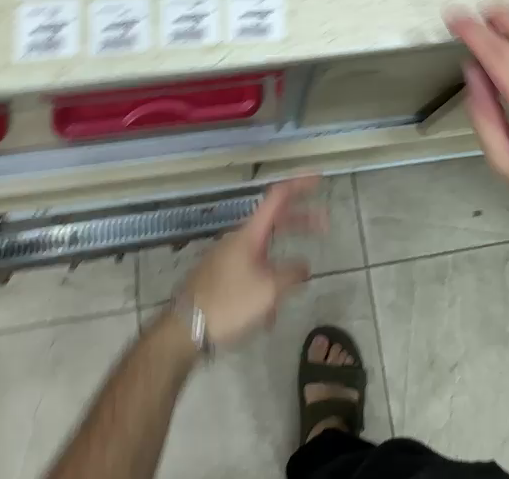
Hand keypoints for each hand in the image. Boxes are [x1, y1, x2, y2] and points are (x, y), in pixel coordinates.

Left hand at [178, 175, 323, 348]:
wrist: (185, 328)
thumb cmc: (229, 303)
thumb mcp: (269, 290)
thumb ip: (291, 274)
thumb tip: (304, 266)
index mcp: (250, 234)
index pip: (277, 197)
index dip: (298, 185)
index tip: (318, 179)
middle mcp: (238, 239)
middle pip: (273, 221)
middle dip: (299, 222)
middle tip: (323, 225)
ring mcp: (227, 256)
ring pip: (262, 253)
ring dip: (279, 267)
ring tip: (287, 295)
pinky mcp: (219, 275)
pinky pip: (250, 270)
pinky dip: (264, 282)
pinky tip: (265, 315)